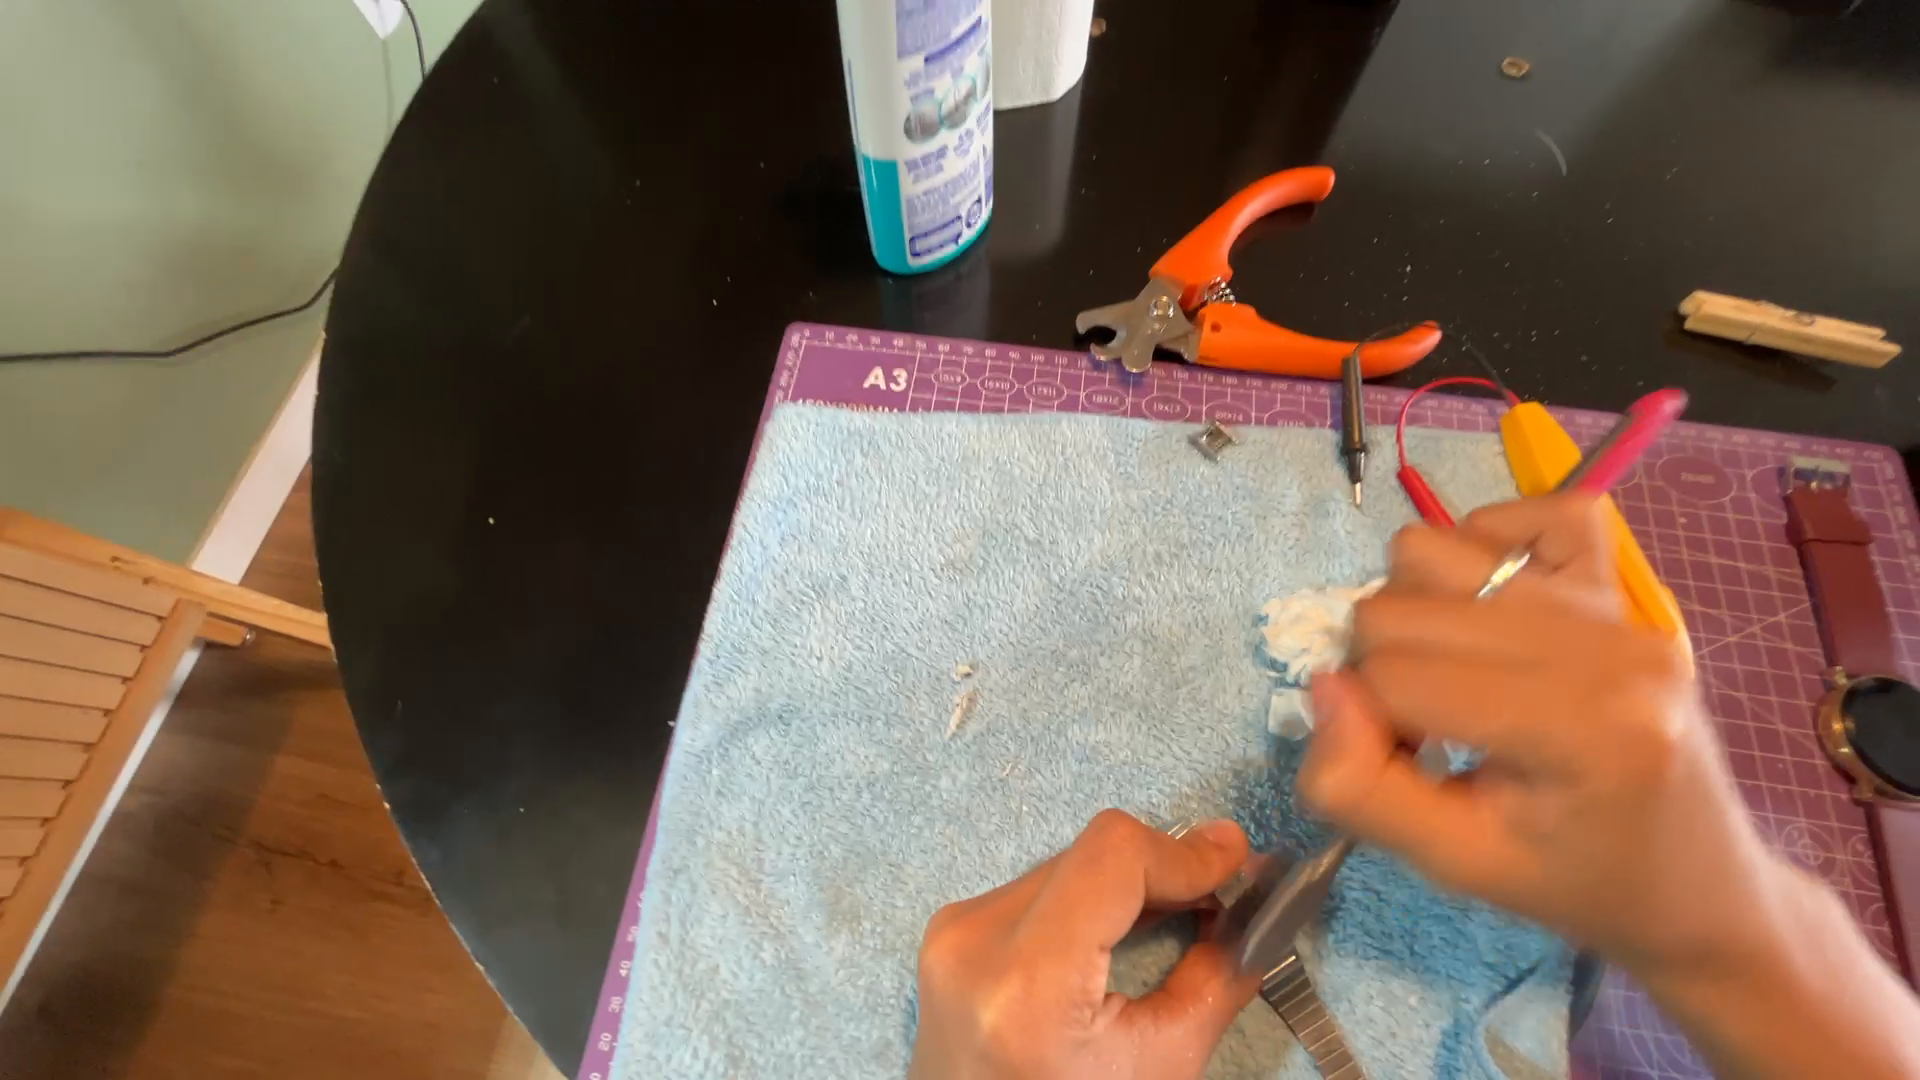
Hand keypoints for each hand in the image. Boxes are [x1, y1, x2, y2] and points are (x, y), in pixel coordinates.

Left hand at [909, 810, 1258, 1079]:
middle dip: (1163, 870)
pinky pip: (1037, 885)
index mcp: (1028, 979)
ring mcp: (957, 924)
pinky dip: (1088, 896)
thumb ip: (1213, 981)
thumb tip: (1254, 904)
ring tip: (1176, 912)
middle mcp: (979, 933)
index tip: (1235, 858)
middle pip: (1091, 856)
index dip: (1180, 850)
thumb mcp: (1158, 1071)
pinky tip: (1117, 927)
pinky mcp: (952, 924)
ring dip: (1126, 883)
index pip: (1110, 855)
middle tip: (1222, 895)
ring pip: (1067, 863)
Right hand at [1299, 494, 1778, 976]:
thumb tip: (1323, 686)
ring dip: (1408, 606)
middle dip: (1376, 666)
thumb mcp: (1449, 862)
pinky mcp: (1620, 577)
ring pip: (1429, 549)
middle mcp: (1602, 644)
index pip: (1392, 679)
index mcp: (1577, 727)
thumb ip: (1357, 786)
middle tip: (1421, 721)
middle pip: (1395, 606)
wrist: (1698, 881)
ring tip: (1448, 663)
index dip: (1366, 724)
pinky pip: (1523, 512)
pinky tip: (1489, 610)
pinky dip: (1478, 548)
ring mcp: (1616, 602)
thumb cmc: (1568, 876)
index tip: (1406, 762)